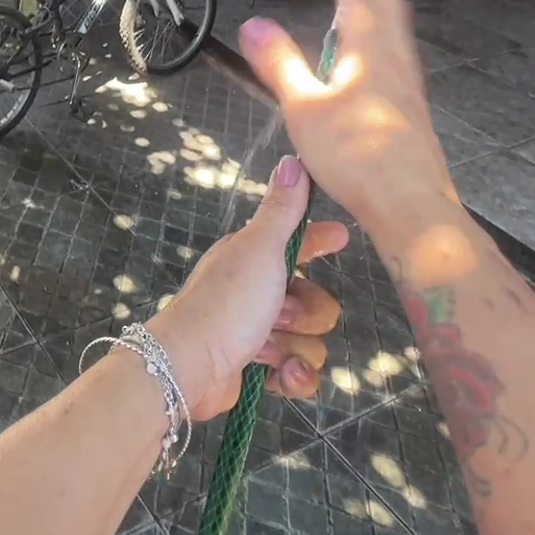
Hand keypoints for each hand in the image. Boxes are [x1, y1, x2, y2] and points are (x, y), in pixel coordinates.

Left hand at [146, 156, 348, 419]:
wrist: (191, 364)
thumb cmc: (227, 302)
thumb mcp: (258, 248)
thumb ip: (281, 209)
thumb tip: (294, 159)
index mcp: (251, 257)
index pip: (295, 243)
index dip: (318, 240)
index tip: (342, 236)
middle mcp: (254, 290)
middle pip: (315, 301)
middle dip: (308, 313)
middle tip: (280, 314)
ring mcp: (255, 329)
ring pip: (310, 340)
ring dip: (296, 347)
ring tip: (268, 346)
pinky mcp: (256, 366)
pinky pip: (297, 371)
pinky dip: (291, 375)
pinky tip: (278, 374)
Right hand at [238, 0, 460, 225]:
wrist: (409, 206)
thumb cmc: (352, 154)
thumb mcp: (303, 108)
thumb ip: (280, 65)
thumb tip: (252, 23)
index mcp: (366, 60)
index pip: (361, 11)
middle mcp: (394, 69)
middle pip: (389, 23)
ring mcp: (409, 95)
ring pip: (401, 45)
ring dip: (392, 20)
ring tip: (391, 5)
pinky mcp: (413, 118)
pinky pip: (404, 68)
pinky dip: (396, 50)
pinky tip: (393, 66)